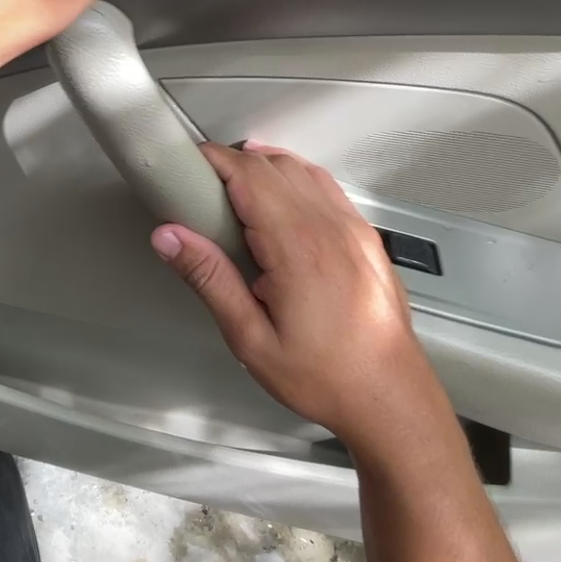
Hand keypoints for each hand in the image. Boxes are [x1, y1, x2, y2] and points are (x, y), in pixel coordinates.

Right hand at [150, 142, 444, 444]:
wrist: (391, 401)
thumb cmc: (325, 377)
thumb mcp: (250, 338)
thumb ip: (208, 279)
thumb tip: (169, 237)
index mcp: (299, 247)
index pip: (249, 175)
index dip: (214, 160)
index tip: (188, 164)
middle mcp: (330, 228)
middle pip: (272, 164)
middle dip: (232, 162)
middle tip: (200, 183)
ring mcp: (353, 228)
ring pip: (301, 168)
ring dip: (263, 166)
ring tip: (233, 189)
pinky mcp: (365, 236)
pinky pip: (325, 185)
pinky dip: (294, 176)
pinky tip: (278, 196)